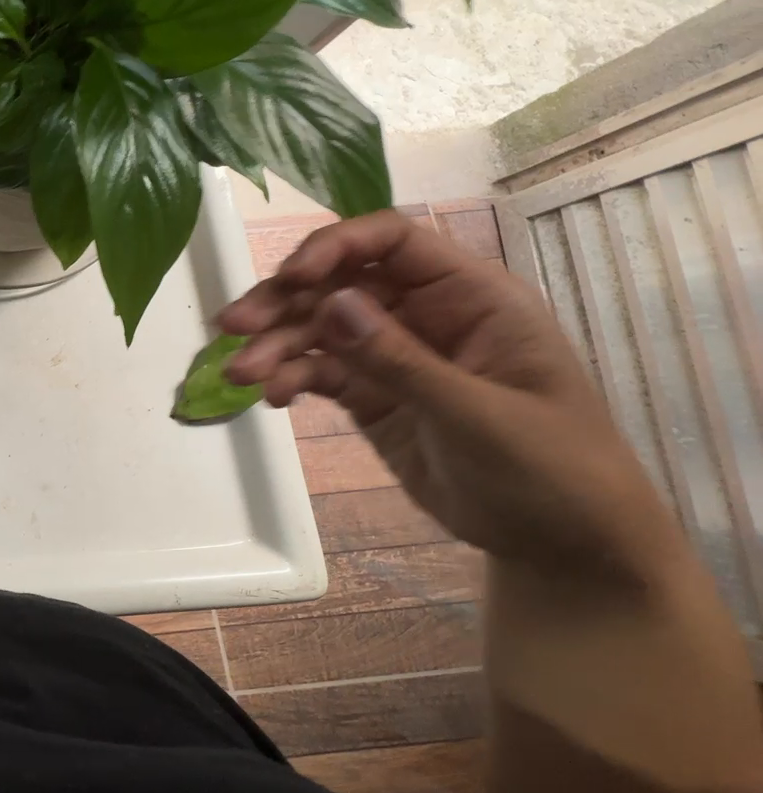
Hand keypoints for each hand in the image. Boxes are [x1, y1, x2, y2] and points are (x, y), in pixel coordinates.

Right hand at [219, 210, 675, 582]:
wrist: (562, 548)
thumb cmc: (552, 472)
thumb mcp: (479, 416)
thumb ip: (403, 360)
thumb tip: (331, 303)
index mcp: (470, 299)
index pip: (392, 243)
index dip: (335, 248)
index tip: (291, 278)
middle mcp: (424, 314)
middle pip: (336, 283)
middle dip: (281, 302)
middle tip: (230, 328)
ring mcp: (393, 354)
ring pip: (315, 328)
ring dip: (273, 346)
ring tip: (239, 377)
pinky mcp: (369, 393)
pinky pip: (316, 370)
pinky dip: (288, 379)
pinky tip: (273, 400)